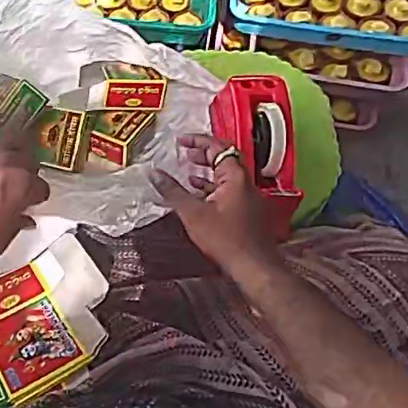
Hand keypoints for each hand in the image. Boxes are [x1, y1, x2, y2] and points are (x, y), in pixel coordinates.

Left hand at [0, 98, 50, 275]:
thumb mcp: (2, 239)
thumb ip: (17, 222)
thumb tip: (23, 218)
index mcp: (20, 186)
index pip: (40, 185)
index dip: (39, 194)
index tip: (34, 200)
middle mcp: (5, 164)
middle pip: (29, 158)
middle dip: (31, 168)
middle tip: (27, 177)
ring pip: (10, 137)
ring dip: (19, 138)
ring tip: (26, 135)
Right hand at [151, 133, 282, 271]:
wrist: (253, 267)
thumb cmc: (225, 239)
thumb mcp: (192, 213)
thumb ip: (172, 191)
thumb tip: (154, 173)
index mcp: (235, 177)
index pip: (218, 146)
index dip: (197, 141)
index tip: (180, 142)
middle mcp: (246, 183)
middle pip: (225, 158)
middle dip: (202, 154)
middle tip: (183, 155)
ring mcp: (250, 197)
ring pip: (227, 176)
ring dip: (207, 172)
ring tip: (187, 173)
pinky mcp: (250, 211)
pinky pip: (230, 190)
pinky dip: (214, 187)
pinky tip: (200, 196)